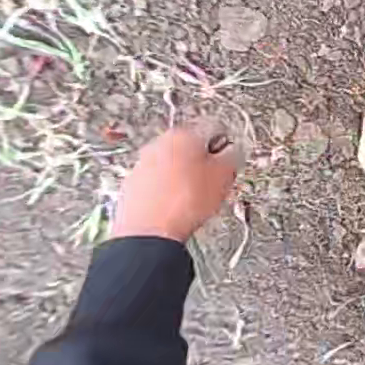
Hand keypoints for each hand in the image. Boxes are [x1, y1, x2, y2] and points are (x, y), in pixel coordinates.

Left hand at [111, 122, 241, 242]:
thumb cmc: (187, 200)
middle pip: (190, 148)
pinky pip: (157, 184)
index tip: (229, 162)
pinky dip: (168, 191)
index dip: (226, 148)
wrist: (150, 233)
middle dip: (203, 163)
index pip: (214, 131)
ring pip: (173, 166)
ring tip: (196, 198)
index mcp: (183, 134)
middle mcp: (158, 145)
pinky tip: (177, 206)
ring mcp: (141, 166)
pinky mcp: (131, 187)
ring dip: (185, 178)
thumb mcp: (225, 175)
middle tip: (214, 181)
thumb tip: (232, 152)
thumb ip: (233, 156)